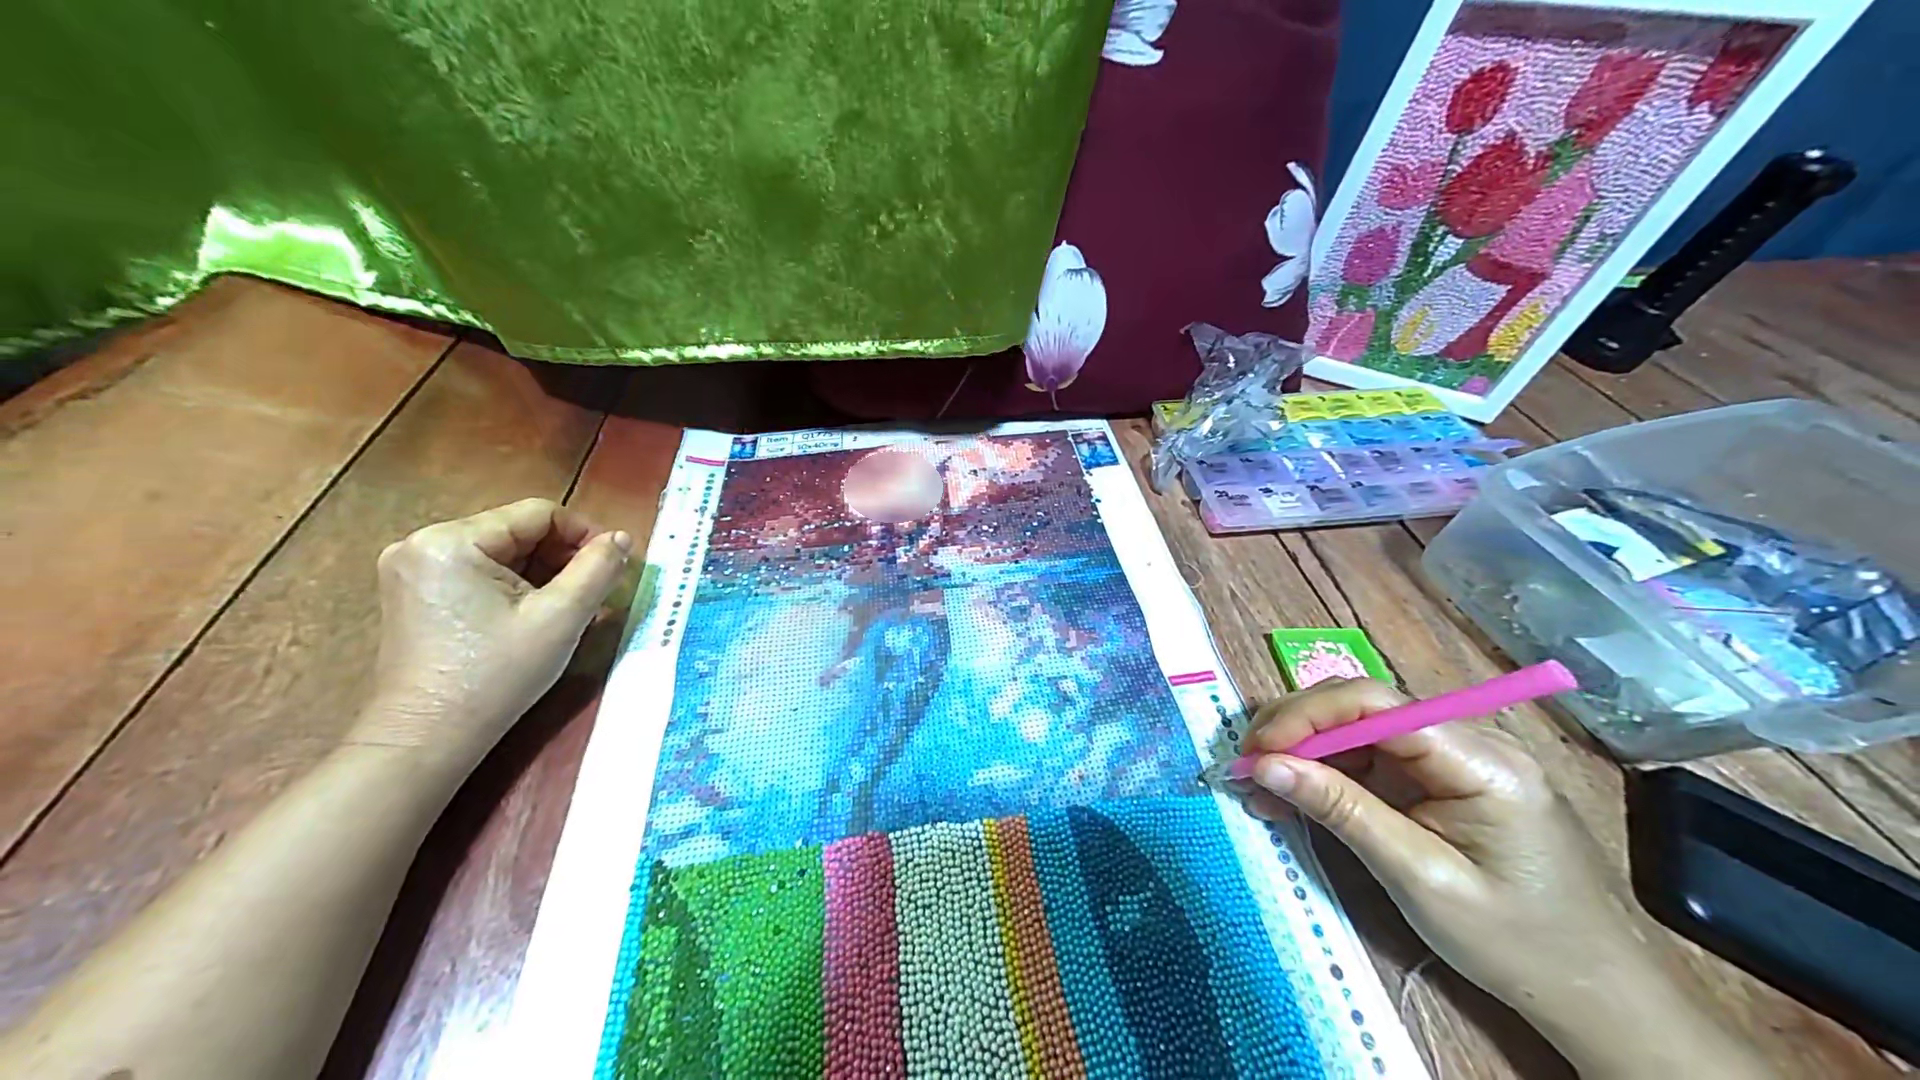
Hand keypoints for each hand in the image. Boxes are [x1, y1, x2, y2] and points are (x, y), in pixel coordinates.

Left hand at [349, 498, 631, 774]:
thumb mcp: (561, 618)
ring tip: (573, 606)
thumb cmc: (496, 675)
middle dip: (565, 557)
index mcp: (451, 540)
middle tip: (598, 590)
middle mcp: (422, 543)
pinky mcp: (415, 594)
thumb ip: (598, 569)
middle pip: (518, 532)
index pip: (538, 513)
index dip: (585, 534)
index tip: (615, 565)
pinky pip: (480, 572)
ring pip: (503, 553)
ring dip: (545, 573)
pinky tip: (538, 614)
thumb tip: (622, 538)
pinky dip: (516, 586)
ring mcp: (413, 569)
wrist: (428, 739)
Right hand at [1232, 678, 1774, 1079]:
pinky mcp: (1442, 777)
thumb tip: (1262, 764)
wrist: (1595, 994)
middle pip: (1359, 706)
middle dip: (1296, 731)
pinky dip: (1328, 774)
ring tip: (1263, 791)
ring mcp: (1455, 756)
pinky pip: (1371, 758)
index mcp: (1480, 760)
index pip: (1372, 703)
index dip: (1302, 717)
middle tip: (1248, 770)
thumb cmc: (1516, 943)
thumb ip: (1340, 809)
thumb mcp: (1417, 876)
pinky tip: (1298, 797)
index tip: (1254, 753)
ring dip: (1304, 754)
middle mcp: (1469, 740)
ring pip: (1357, 729)